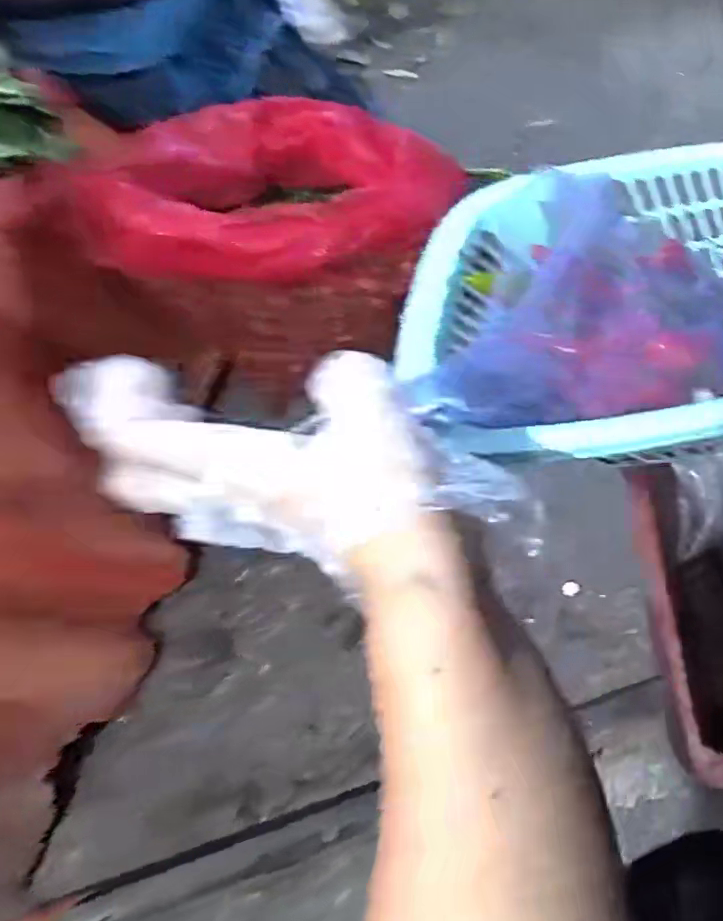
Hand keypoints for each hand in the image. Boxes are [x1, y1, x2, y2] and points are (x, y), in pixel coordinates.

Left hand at [57, 352, 430, 572]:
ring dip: (171, 465)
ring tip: (202, 433)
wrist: (408, 555)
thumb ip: (352, 386)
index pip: (131, 435)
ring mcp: (255, 519)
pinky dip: (225, 481)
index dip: (115, 398)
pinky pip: (226, 505)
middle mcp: (225, 494)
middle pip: (133, 478)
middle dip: (127, 442)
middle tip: (155, 405)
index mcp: (230, 463)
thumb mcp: (376, 423)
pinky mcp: (290, 532)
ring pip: (177, 496)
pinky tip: (266, 466)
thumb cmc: (382, 489)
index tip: (133, 365)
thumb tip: (342, 368)